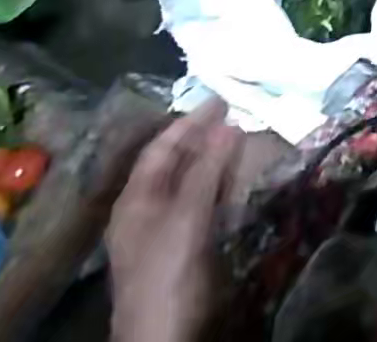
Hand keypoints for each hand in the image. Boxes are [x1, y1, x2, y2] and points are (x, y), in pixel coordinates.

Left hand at [106, 99, 242, 341]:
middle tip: (235, 115)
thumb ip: (207, 169)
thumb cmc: (168, 276)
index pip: (161, 147)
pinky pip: (199, 204)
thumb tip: (229, 124)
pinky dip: (217, 186)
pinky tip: (236, 179)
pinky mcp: (181, 249)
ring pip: (188, 183)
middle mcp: (145, 210)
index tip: (221, 100)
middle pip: (174, 163)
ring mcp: (162, 231)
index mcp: (135, 199)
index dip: (189, 121)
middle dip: (203, 138)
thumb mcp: (187, 218)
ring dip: (213, 160)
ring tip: (241, 139)